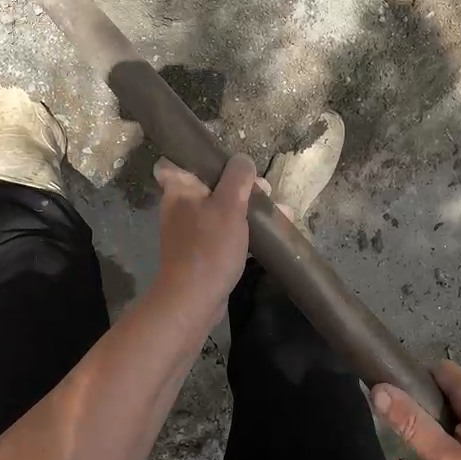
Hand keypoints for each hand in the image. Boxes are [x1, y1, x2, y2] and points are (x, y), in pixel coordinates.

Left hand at [151, 154, 256, 316]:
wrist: (193, 301)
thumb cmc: (209, 247)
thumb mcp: (229, 205)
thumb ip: (238, 177)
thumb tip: (243, 161)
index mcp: (180, 189)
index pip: (180, 160)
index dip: (206, 159)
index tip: (231, 167)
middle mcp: (180, 205)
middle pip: (212, 183)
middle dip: (242, 186)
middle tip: (265, 192)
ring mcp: (189, 230)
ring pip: (221, 208)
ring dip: (248, 208)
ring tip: (280, 212)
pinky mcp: (200, 250)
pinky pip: (223, 230)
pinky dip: (243, 229)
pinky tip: (269, 233)